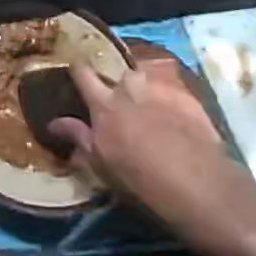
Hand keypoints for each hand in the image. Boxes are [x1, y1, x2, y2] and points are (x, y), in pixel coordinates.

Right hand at [46, 58, 250, 249]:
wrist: (200, 185)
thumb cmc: (140, 179)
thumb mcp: (101, 163)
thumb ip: (78, 137)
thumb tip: (55, 122)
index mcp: (104, 103)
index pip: (82, 71)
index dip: (77, 70)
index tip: (74, 74)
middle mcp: (130, 87)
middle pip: (117, 74)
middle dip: (116, 84)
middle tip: (118, 103)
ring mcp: (162, 88)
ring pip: (146, 79)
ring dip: (143, 89)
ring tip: (147, 108)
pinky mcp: (189, 96)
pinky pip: (171, 89)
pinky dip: (167, 98)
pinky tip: (173, 118)